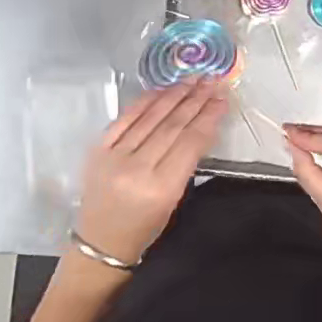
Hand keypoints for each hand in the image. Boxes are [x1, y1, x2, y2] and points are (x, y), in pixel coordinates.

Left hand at [77, 78, 228, 263]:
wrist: (101, 241)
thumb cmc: (144, 228)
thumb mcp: (173, 201)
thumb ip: (185, 164)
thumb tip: (200, 126)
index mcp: (161, 188)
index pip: (189, 143)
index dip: (208, 117)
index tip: (222, 99)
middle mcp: (137, 168)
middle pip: (172, 126)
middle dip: (194, 100)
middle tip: (211, 81)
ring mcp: (114, 156)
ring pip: (150, 118)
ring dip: (174, 95)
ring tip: (192, 79)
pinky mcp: (99, 149)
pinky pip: (125, 119)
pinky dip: (144, 102)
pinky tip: (161, 90)